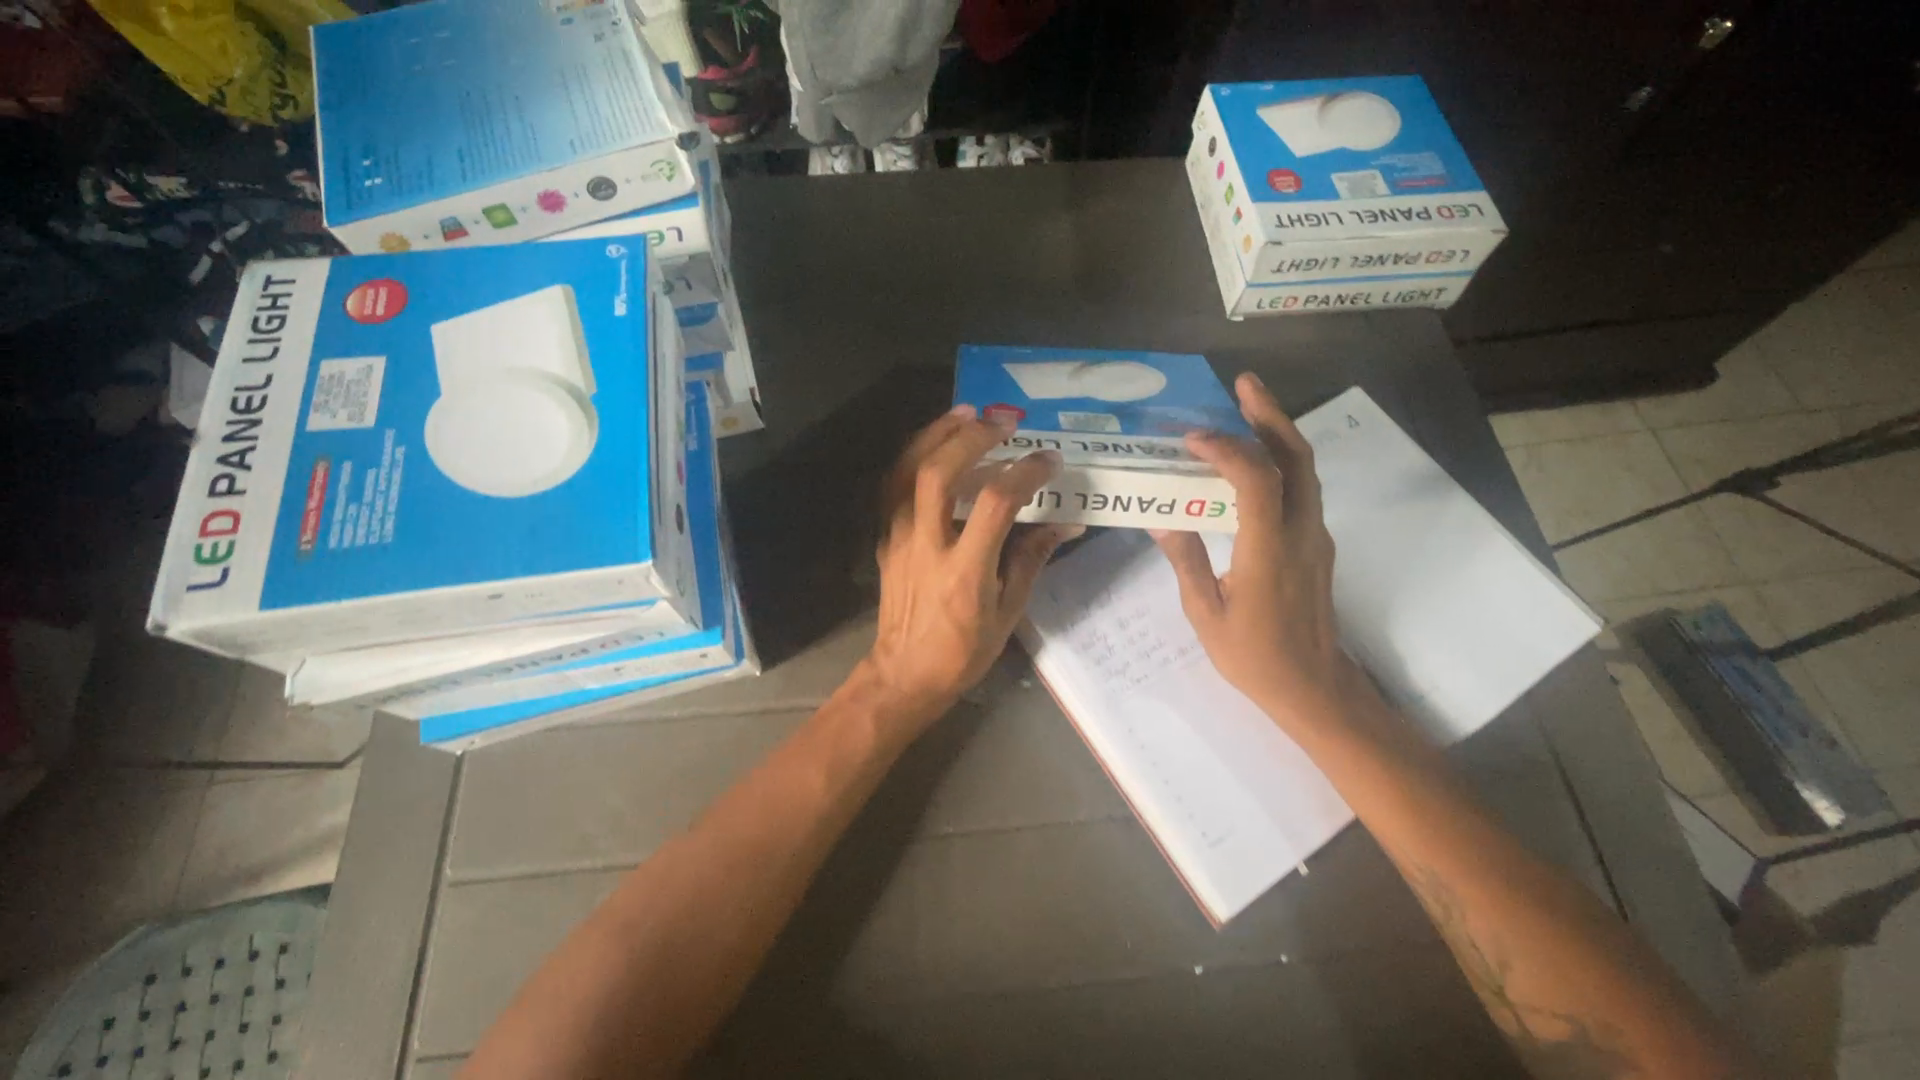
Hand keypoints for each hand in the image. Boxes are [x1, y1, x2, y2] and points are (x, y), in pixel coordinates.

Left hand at [861, 405, 1083, 725]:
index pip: (994, 505)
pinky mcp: (885, 538)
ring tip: (966, 412)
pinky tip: (935, 442)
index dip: (1024, 474)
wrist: (905, 674)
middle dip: (972, 439)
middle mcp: (926, 547)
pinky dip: (913, 456)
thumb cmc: (964, 651)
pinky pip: (894, 486)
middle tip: (1003, 421)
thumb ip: (1032, 559)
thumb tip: (1066, 522)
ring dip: (936, 435)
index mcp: (964, 571)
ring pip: (907, 472)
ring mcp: (899, 539)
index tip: (1048, 460)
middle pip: (939, 475)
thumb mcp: (1009, 613)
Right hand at [1154, 373, 1364, 728]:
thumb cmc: (1254, 657)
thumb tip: (1161, 518)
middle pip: (1296, 457)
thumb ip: (1186, 560)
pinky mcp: (1317, 544)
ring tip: (1247, 406)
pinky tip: (1253, 461)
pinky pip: (1302, 488)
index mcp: (1269, 549)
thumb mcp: (1206, 614)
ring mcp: (1315, 536)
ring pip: (1305, 469)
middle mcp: (1301, 532)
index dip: (1225, 449)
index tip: (1191, 439)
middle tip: (1242, 383)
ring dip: (1278, 432)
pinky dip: (1280, 460)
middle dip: (1270, 414)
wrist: (1314, 687)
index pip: (1256, 479)